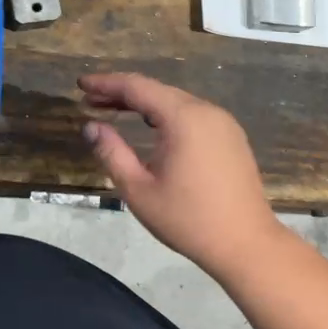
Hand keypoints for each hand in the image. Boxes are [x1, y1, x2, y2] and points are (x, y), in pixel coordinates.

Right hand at [80, 72, 285, 263]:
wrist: (247, 245)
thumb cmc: (188, 219)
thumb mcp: (138, 189)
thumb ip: (111, 152)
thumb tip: (91, 127)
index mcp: (183, 119)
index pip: (137, 87)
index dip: (106, 83)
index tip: (80, 84)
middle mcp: (206, 112)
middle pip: (157, 90)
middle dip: (121, 92)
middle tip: (90, 99)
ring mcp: (223, 124)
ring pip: (175, 102)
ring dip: (143, 103)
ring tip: (112, 110)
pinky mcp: (230, 138)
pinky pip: (191, 114)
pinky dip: (164, 114)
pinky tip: (147, 126)